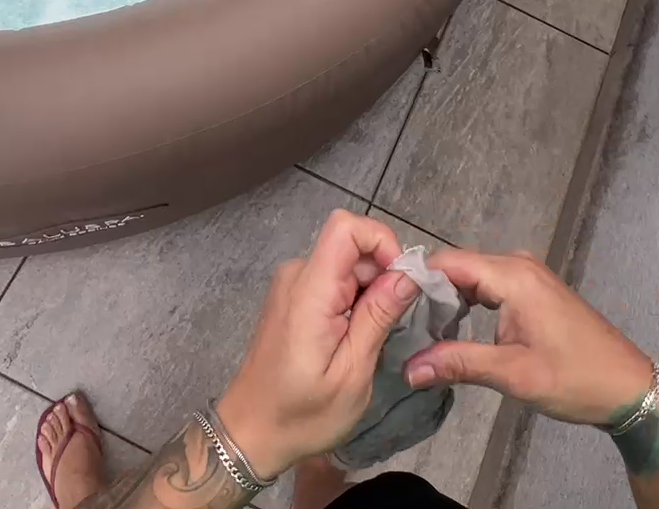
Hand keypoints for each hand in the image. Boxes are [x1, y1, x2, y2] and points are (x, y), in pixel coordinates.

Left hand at [213, 209, 420, 476]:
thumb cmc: (301, 414)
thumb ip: (379, 316)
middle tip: (390, 323)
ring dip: (368, 290)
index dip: (381, 241)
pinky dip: (352, 298)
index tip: (401, 282)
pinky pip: (332, 277)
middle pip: (351, 245)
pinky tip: (351, 336)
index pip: (346, 227)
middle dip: (381, 275)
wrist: (249, 432)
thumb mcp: (352, 374)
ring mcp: (292, 282)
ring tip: (368, 337)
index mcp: (310, 290)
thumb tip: (409, 274)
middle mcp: (297, 273)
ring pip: (345, 262)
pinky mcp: (292, 293)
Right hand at [402, 249, 654, 425]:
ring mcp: (527, 273)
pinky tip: (455, 326)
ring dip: (448, 299)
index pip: (448, 261)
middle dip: (428, 292)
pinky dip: (469, 301)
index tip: (388, 302)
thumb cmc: (574, 378)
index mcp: (512, 275)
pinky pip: (488, 283)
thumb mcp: (513, 374)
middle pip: (458, 266)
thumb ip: (458, 363)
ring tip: (421, 329)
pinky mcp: (532, 287)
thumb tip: (409, 368)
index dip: (416, 278)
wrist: (628, 387)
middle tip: (400, 322)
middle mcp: (517, 263)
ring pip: (472, 276)